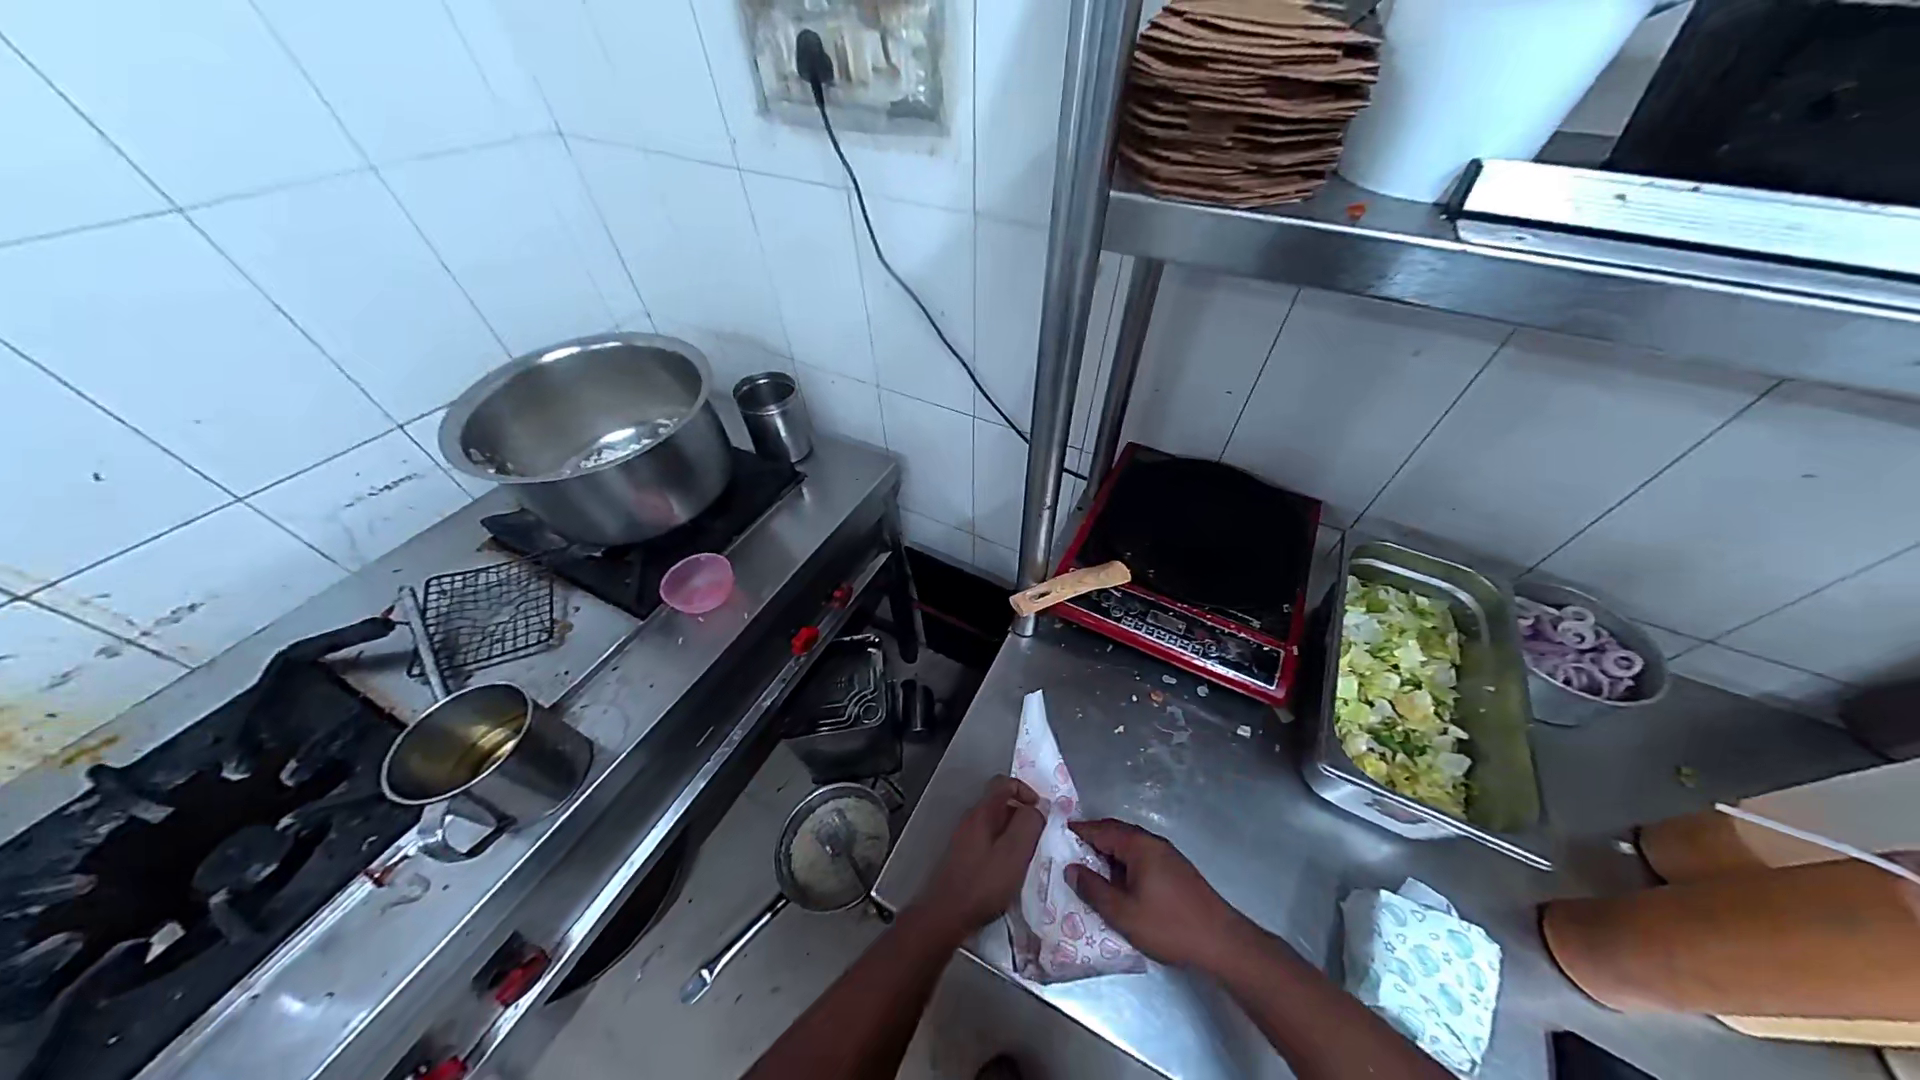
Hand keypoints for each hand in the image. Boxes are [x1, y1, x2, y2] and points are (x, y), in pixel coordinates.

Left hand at [909, 776, 1044, 942]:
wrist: (946, 915)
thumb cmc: (983, 883)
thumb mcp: (1015, 852)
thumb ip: (1029, 824)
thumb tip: (1038, 808)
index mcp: (982, 812)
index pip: (1004, 783)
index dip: (1026, 790)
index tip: (1040, 812)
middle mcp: (971, 820)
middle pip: (1001, 803)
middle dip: (1023, 815)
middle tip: (1038, 837)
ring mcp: (964, 838)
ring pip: (995, 824)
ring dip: (1014, 834)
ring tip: (1027, 856)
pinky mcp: (963, 857)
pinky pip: (988, 841)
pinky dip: (1003, 848)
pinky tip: (1010, 870)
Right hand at [1066, 819, 1252, 972]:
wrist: (1223, 943)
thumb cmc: (1169, 925)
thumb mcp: (1123, 913)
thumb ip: (1094, 889)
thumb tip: (1071, 869)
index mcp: (1139, 845)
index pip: (1101, 829)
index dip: (1079, 830)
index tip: (1058, 832)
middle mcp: (1153, 842)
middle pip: (1116, 832)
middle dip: (1093, 838)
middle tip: (1070, 849)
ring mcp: (1167, 855)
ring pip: (1130, 845)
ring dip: (1109, 851)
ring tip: (1089, 867)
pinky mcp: (1176, 871)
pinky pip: (1141, 856)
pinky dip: (1124, 862)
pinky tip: (1118, 881)